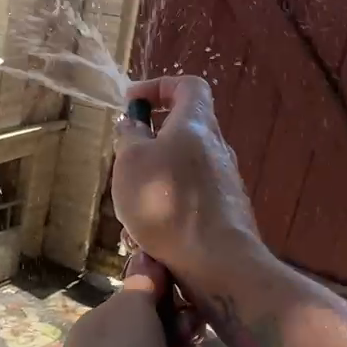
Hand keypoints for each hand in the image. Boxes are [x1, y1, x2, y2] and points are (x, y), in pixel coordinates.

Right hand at [113, 75, 267, 294]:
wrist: (216, 260)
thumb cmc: (166, 201)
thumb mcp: (131, 161)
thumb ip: (129, 136)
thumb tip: (132, 124)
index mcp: (196, 125)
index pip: (187, 86)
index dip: (159, 86)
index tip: (131, 102)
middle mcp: (216, 148)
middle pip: (182, 131)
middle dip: (148, 145)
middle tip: (123, 162)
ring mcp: (223, 183)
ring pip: (179, 172)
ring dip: (151, 185)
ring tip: (127, 212)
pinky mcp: (223, 213)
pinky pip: (186, 201)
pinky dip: (162, 211)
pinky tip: (144, 238)